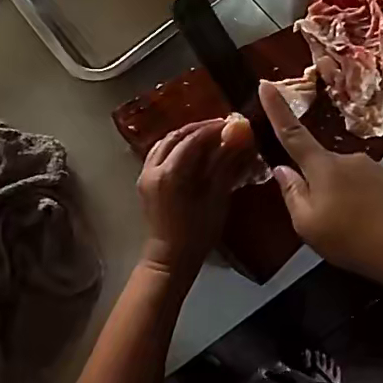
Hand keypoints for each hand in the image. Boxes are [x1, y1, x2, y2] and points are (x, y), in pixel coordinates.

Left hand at [137, 117, 254, 274]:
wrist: (169, 258)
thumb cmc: (196, 233)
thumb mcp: (216, 198)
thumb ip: (224, 164)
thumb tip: (238, 135)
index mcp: (170, 173)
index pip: (192, 139)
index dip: (213, 129)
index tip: (232, 123)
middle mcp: (152, 169)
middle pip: (175, 137)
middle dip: (199, 129)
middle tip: (222, 126)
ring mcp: (145, 175)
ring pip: (164, 144)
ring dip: (185, 136)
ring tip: (209, 136)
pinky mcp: (145, 183)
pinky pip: (158, 155)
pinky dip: (175, 148)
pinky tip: (192, 151)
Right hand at [256, 79, 382, 282]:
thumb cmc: (350, 239)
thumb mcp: (306, 223)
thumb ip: (291, 193)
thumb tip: (283, 170)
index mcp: (322, 166)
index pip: (292, 133)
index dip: (276, 109)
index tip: (265, 84)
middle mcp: (347, 159)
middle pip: (317, 164)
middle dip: (311, 184)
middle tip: (316, 219)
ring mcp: (372, 168)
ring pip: (339, 178)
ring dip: (335, 197)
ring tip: (342, 230)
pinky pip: (360, 188)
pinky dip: (354, 204)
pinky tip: (361, 228)